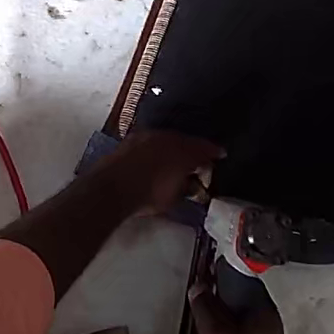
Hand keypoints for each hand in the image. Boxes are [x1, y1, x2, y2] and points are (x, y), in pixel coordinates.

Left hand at [97, 130, 222, 214]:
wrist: (112, 188)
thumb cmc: (148, 195)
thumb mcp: (175, 198)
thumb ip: (188, 188)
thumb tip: (195, 185)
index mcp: (185, 151)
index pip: (205, 148)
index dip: (214, 153)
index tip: (221, 155)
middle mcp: (169, 137)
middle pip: (187, 141)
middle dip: (194, 149)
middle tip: (199, 160)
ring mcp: (149, 136)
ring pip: (168, 138)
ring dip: (175, 147)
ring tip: (177, 159)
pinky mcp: (132, 139)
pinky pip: (152, 141)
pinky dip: (158, 148)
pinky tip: (156, 158)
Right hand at [188, 284, 288, 333]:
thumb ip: (205, 306)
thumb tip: (199, 286)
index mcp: (265, 314)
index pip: (243, 280)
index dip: (221, 277)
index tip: (202, 278)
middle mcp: (271, 329)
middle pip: (235, 308)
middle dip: (212, 316)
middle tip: (196, 328)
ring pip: (231, 333)